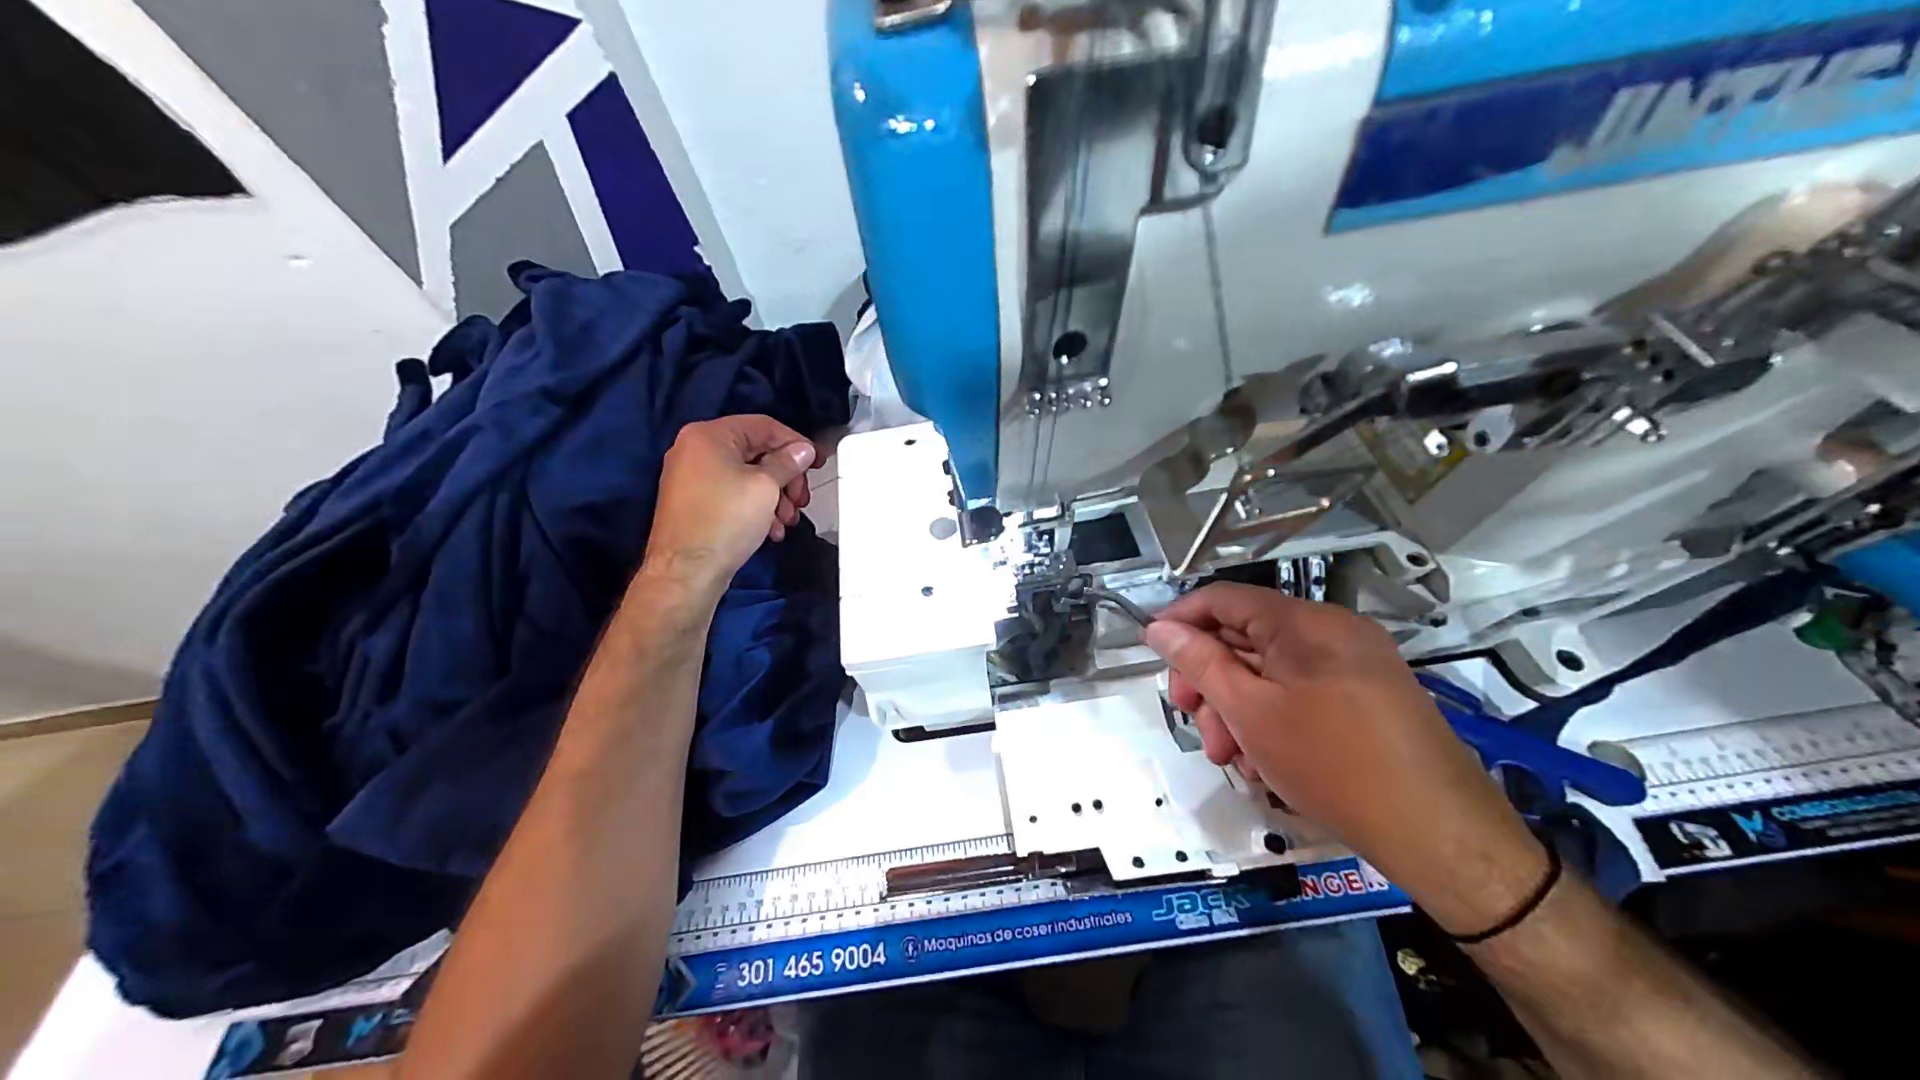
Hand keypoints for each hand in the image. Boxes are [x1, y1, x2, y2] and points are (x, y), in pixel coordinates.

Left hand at [641, 416, 817, 594]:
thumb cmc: (725, 521)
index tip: (818, 462)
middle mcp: (695, 449)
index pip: (763, 426)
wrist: (686, 571)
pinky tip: (771, 530)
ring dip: (775, 496)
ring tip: (787, 521)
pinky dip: (755, 507)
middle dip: (786, 477)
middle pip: (756, 452)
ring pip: (746, 476)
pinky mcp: (694, 503)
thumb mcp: (766, 487)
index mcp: (709, 435)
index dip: (796, 443)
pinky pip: (732, 494)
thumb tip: (803, 450)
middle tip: (801, 500)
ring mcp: (691, 477)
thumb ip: (788, 463)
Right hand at [1143, 583, 1549, 935]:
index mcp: (1306, 623)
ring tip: (1233, 758)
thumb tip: (1160, 628)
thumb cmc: (1333, 764)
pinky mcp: (1367, 697)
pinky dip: (1272, 719)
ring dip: (1237, 709)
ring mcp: (1355, 664)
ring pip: (1270, 672)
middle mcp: (1333, 632)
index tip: (1153, 653)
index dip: (1181, 619)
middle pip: (1245, 638)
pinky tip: (1266, 762)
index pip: (1225, 598)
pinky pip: (1300, 693)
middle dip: (1210, 681)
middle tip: (1193, 722)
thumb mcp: (1250, 711)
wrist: (1440, 834)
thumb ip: (1200, 663)